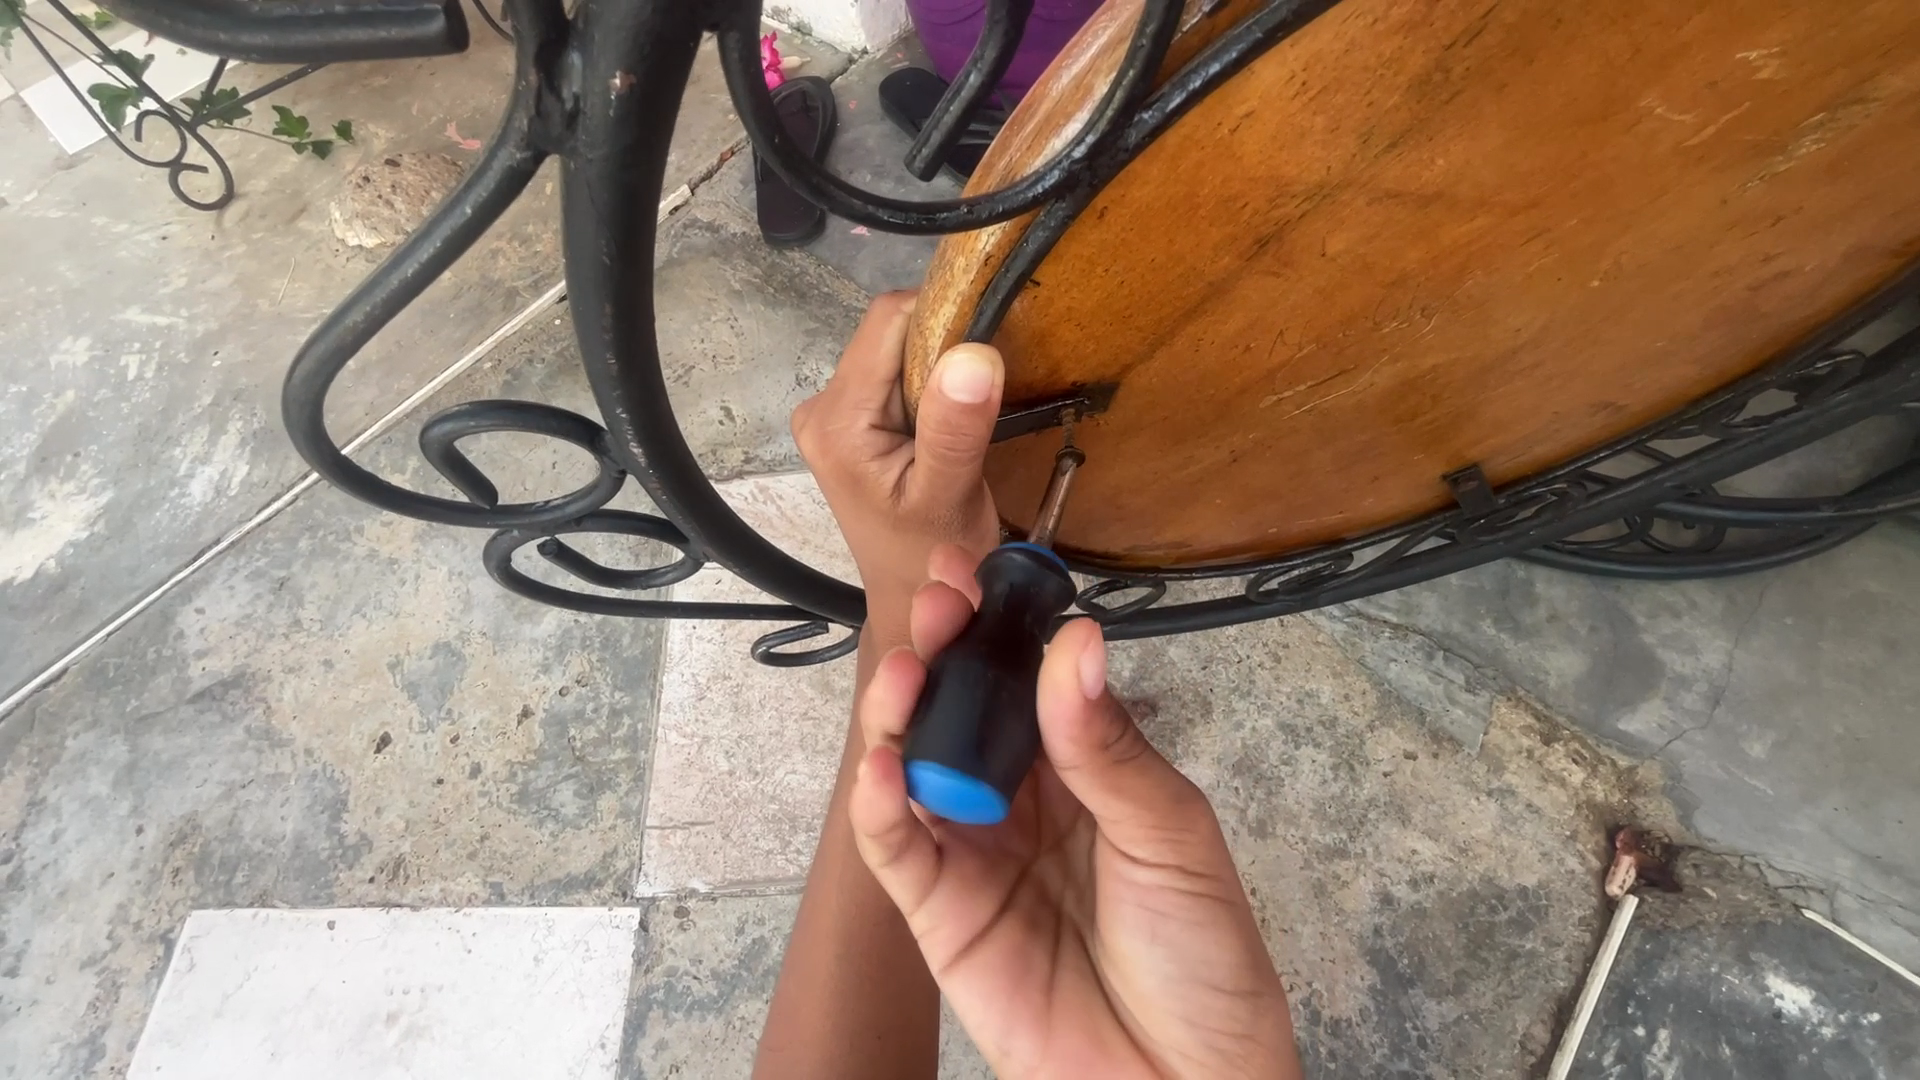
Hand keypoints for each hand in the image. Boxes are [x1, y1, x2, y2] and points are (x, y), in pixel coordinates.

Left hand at [792, 292, 1005, 635]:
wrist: (910, 596)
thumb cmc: (931, 558)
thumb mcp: (950, 495)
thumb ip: (955, 428)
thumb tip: (974, 352)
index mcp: (837, 422)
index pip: (888, 322)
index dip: (943, 317)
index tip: (989, 348)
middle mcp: (820, 407)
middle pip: (890, 335)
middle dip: (942, 352)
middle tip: (980, 399)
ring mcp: (830, 413)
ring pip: (895, 353)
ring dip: (937, 372)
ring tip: (962, 419)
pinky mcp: (848, 421)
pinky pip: (893, 376)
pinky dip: (927, 387)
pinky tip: (943, 424)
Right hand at [848, 550, 1302, 1079]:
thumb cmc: (1196, 952)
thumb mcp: (1168, 835)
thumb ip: (1108, 745)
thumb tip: (1078, 640)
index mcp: (1073, 762)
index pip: (1021, 676)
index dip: (994, 623)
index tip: (973, 571)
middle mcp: (1014, 791)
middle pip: (960, 706)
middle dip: (942, 648)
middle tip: (937, 605)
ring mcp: (970, 844)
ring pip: (914, 760)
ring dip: (901, 710)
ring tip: (906, 672)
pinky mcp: (937, 905)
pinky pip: (894, 843)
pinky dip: (877, 802)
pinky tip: (883, 765)